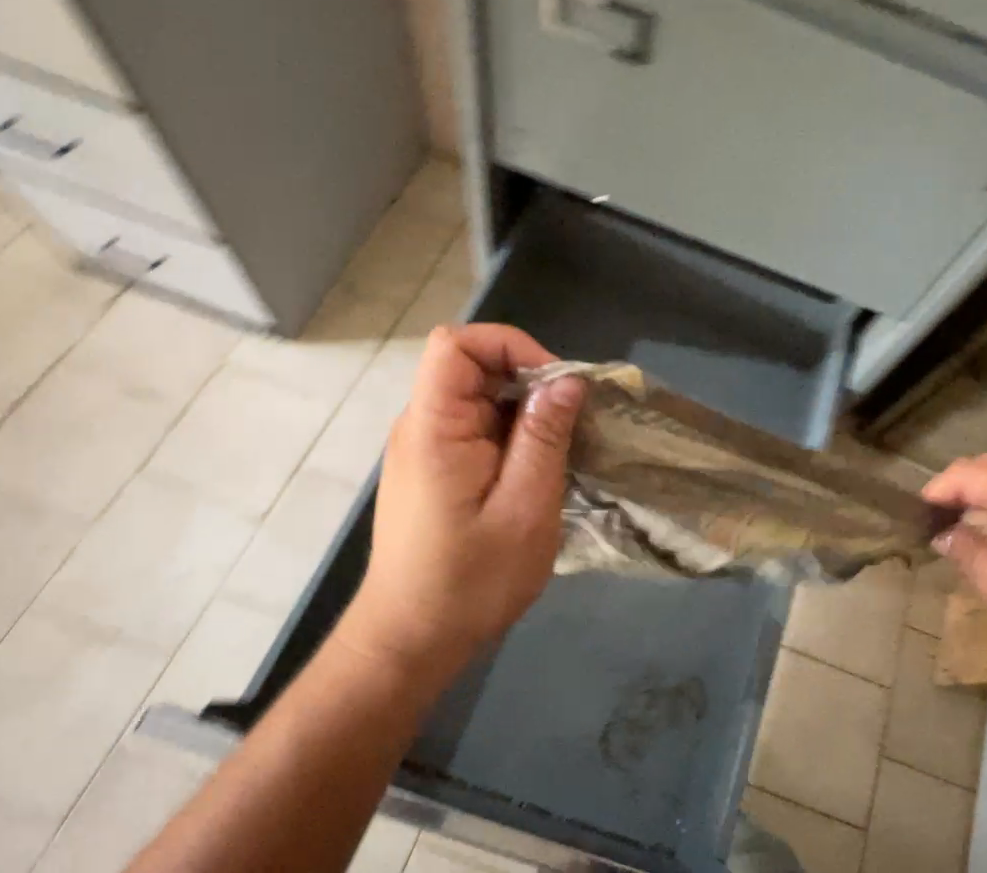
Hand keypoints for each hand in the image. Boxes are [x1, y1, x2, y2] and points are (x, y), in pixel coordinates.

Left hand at [335, 324, 584, 669]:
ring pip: (480, 399)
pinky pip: (477, 430)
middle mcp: (422, 427)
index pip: (456, 343)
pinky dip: (514, 437)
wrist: (412, 642)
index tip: (556, 384)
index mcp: (433, 427)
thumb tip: (567, 380)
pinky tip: (540, 473)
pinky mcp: (436, 471)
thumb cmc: (470, 581)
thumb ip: (544, 437)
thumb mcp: (525, 508)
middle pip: (473, 366)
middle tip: (574, 424)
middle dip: (530, 381)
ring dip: (526, 413)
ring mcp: (426, 449)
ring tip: (564, 451)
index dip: (510, 345)